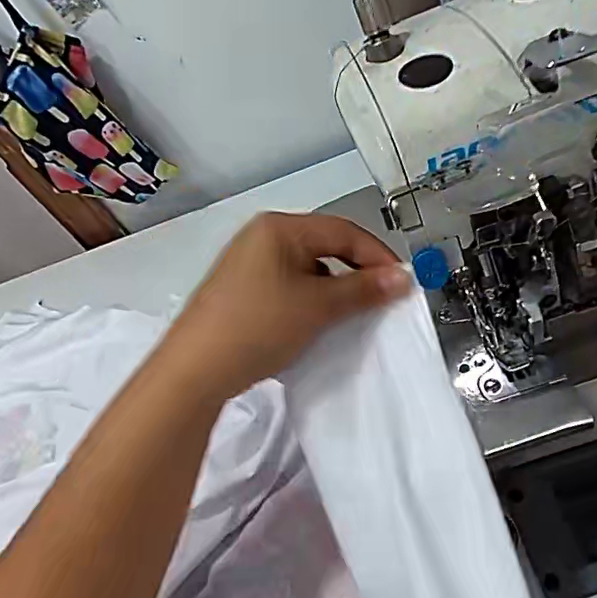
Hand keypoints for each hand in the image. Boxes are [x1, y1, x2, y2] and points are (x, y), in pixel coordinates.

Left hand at [150, 212, 413, 402]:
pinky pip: (289, 287)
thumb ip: (363, 289)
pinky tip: (317, 326)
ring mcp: (248, 263)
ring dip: (333, 291)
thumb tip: (401, 277)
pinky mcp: (242, 290)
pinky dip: (309, 302)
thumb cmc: (257, 326)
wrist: (194, 369)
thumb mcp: (317, 306)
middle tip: (382, 300)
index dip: (377, 256)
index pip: (343, 231)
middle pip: (325, 247)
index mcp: (279, 227)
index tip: (402, 284)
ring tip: (351, 317)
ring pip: (307, 270)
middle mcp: (262, 237)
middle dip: (356, 273)